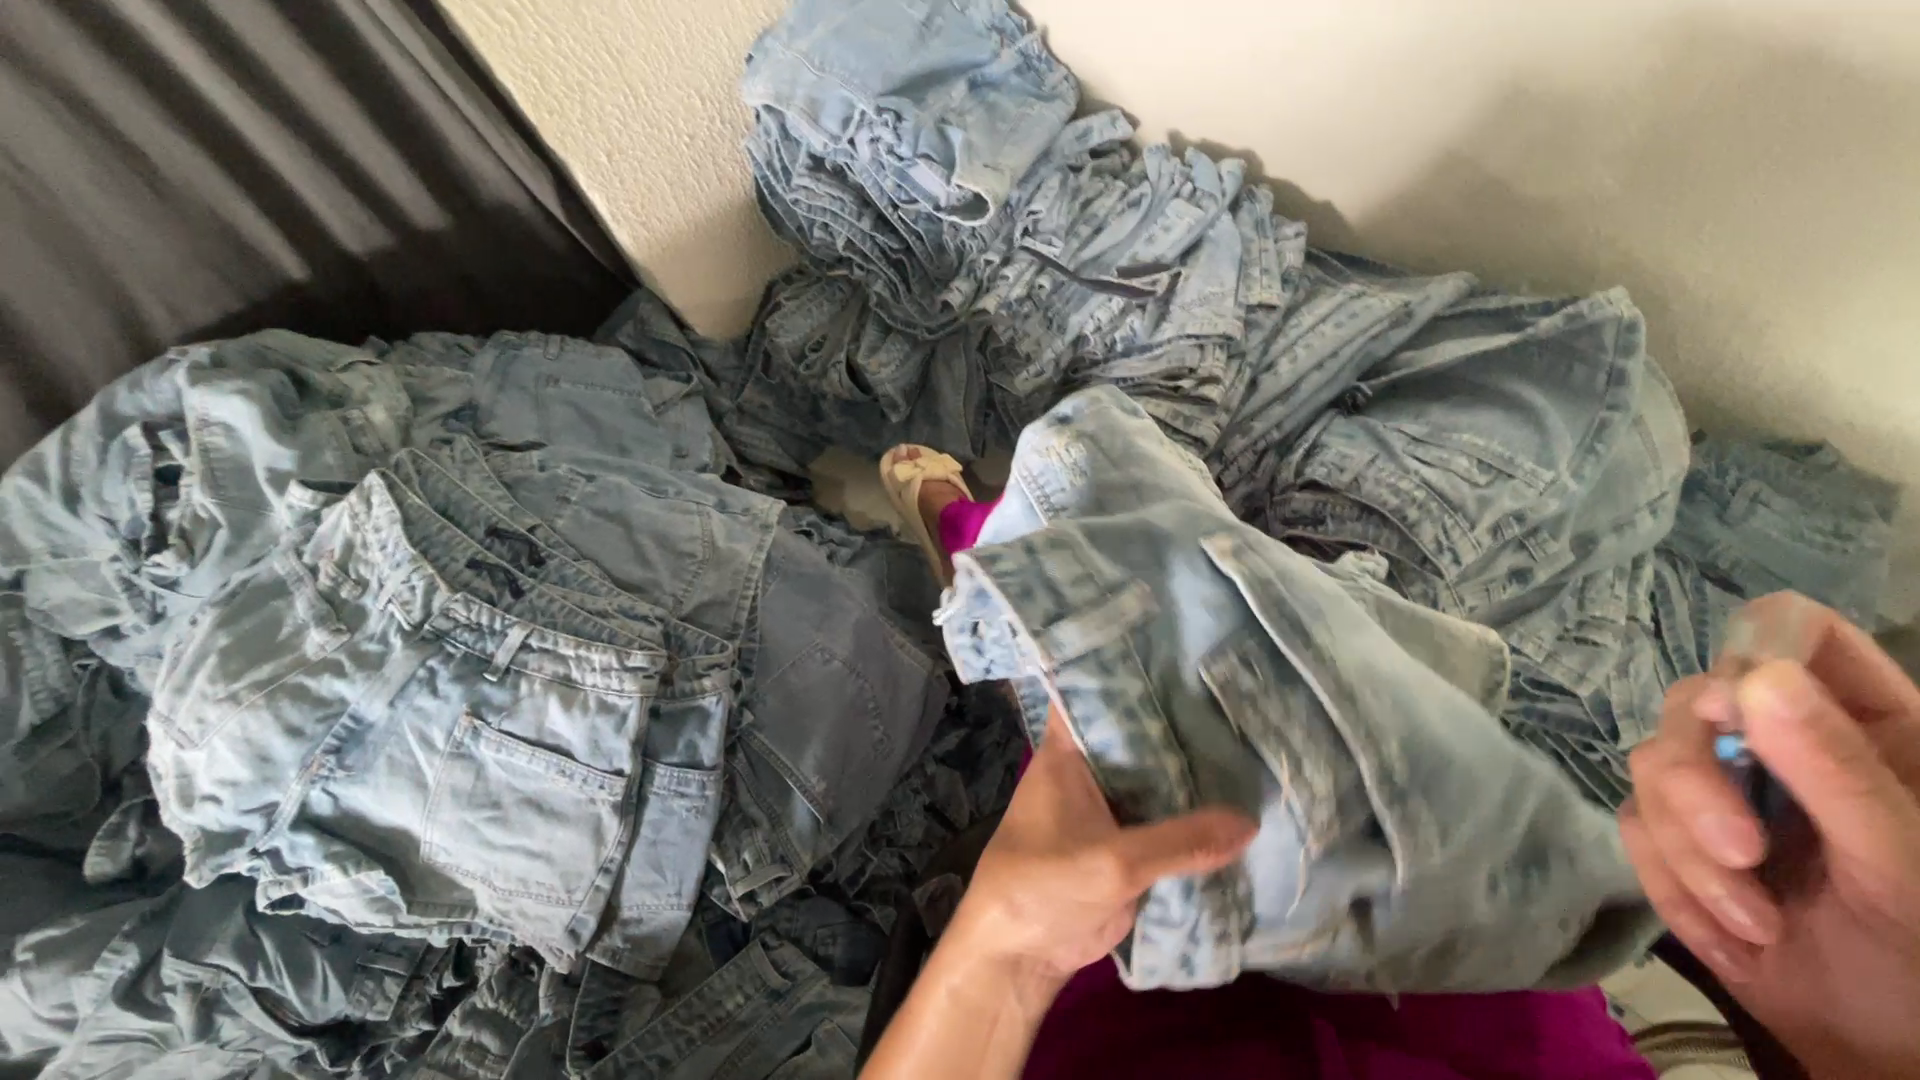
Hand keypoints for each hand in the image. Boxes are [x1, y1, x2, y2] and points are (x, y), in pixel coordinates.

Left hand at [944, 704, 1257, 1001]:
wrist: (1021, 953)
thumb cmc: (1045, 886)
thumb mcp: (1113, 862)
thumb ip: (1181, 841)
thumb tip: (1251, 822)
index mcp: (1068, 751)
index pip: (1100, 694)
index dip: (1137, 673)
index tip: (1186, 653)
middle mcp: (1089, 768)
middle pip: (1140, 736)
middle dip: (1182, 724)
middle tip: (1243, 700)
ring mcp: (1110, 805)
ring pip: (1157, 778)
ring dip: (1193, 771)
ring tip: (1255, 740)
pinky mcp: (1126, 841)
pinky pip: (1164, 818)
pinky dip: (1193, 814)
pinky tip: (1242, 800)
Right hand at [1621, 592, 1919, 1077]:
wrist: (1879, 1047)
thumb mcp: (1905, 865)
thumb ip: (1836, 771)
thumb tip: (1753, 677)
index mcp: (1859, 725)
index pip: (1796, 634)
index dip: (1759, 651)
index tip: (1738, 711)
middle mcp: (1776, 741)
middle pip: (1694, 700)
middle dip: (1699, 780)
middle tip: (1739, 849)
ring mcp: (1715, 785)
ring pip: (1650, 764)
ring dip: (1691, 848)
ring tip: (1754, 916)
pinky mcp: (1669, 831)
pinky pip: (1633, 824)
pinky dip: (1676, 881)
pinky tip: (1733, 925)